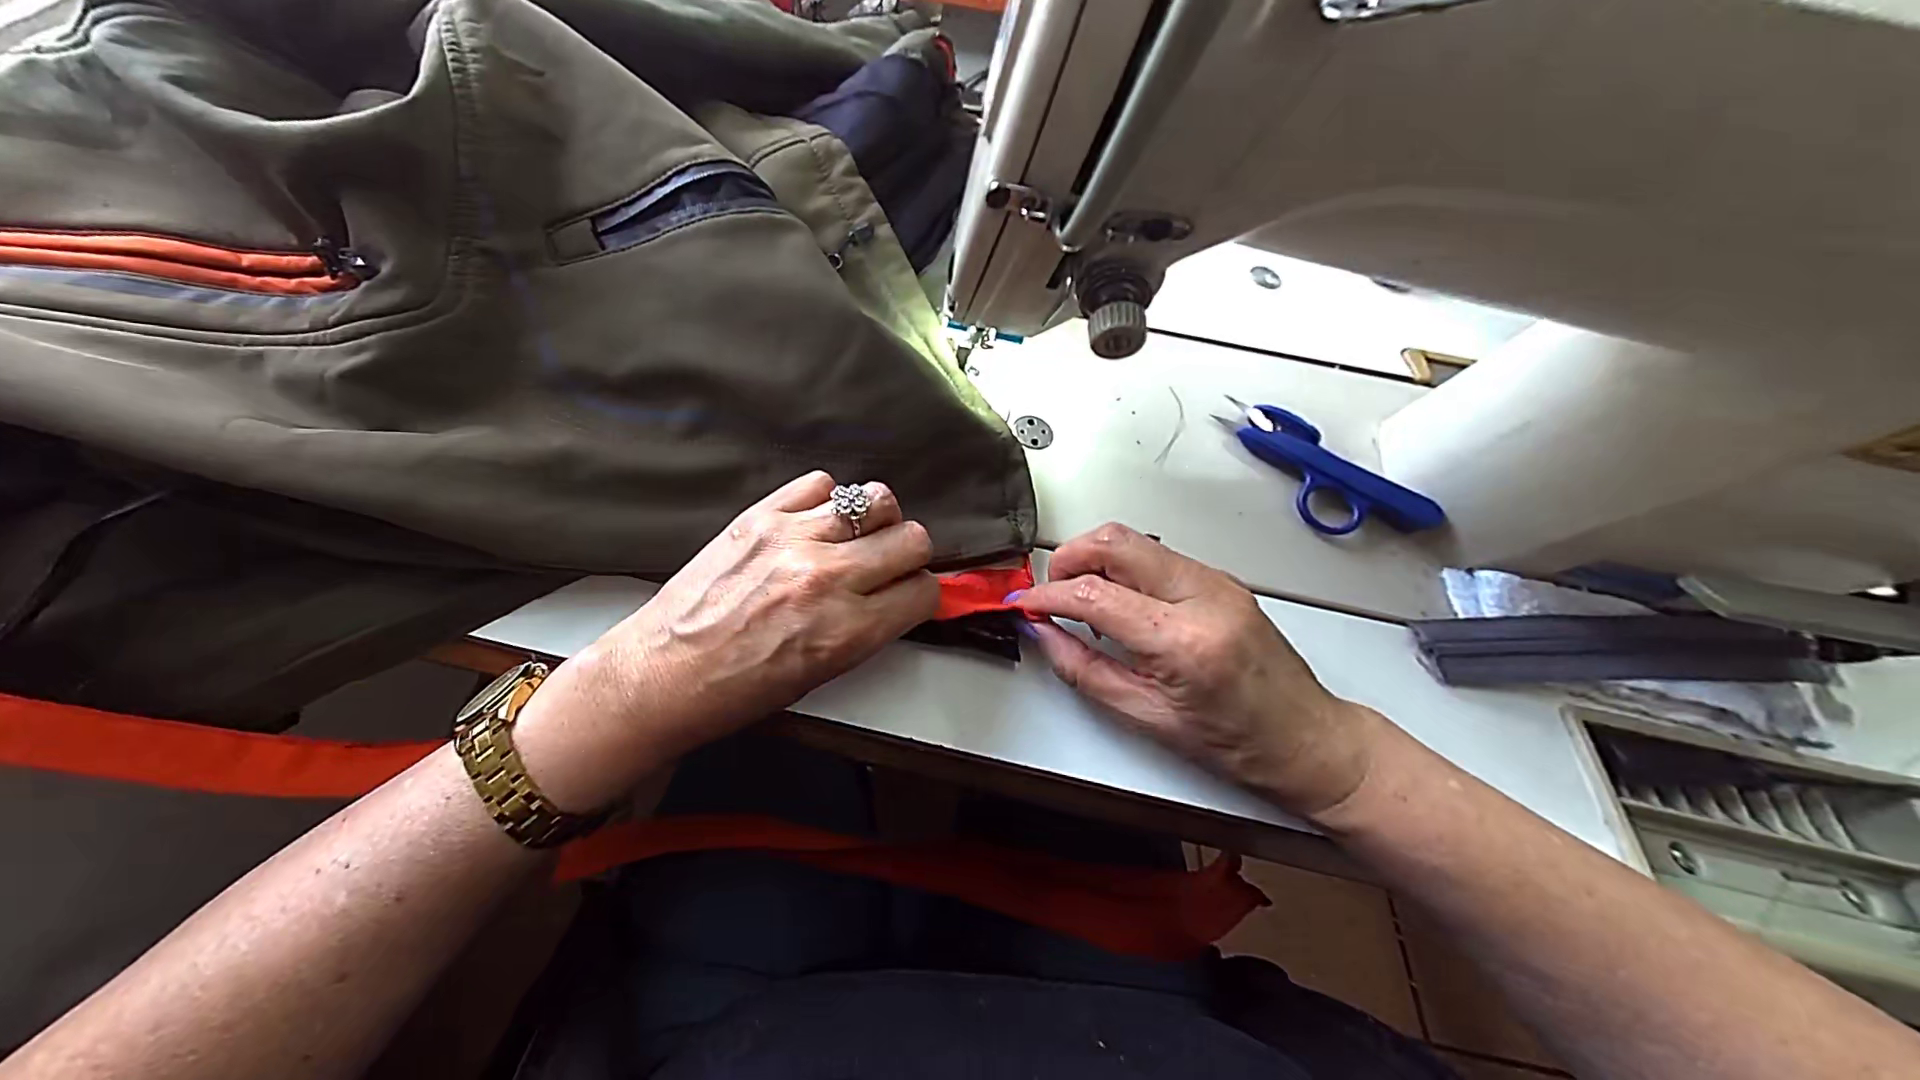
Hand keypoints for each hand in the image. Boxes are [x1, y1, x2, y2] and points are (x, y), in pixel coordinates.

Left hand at [514, 471, 938, 809]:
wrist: (665, 674)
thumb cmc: (740, 689)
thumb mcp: (824, 673)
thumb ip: (871, 628)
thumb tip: (902, 595)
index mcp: (849, 630)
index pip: (924, 590)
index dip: (921, 594)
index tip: (909, 593)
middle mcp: (829, 578)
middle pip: (913, 538)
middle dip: (909, 554)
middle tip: (888, 564)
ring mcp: (793, 539)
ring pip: (877, 500)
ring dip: (877, 519)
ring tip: (856, 536)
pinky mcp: (760, 516)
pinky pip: (820, 483)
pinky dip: (826, 500)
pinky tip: (814, 522)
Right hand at [1010, 523, 1390, 816]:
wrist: (1306, 737)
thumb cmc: (1239, 741)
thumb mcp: (1147, 717)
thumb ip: (1085, 670)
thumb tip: (1044, 635)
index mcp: (1185, 642)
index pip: (1094, 594)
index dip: (1047, 595)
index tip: (1026, 604)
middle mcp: (1204, 596)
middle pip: (1113, 541)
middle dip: (1067, 558)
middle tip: (1049, 591)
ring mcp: (1217, 581)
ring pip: (1134, 539)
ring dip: (1093, 558)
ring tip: (1078, 597)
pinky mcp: (1220, 578)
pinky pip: (1156, 554)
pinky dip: (1122, 566)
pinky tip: (1116, 599)